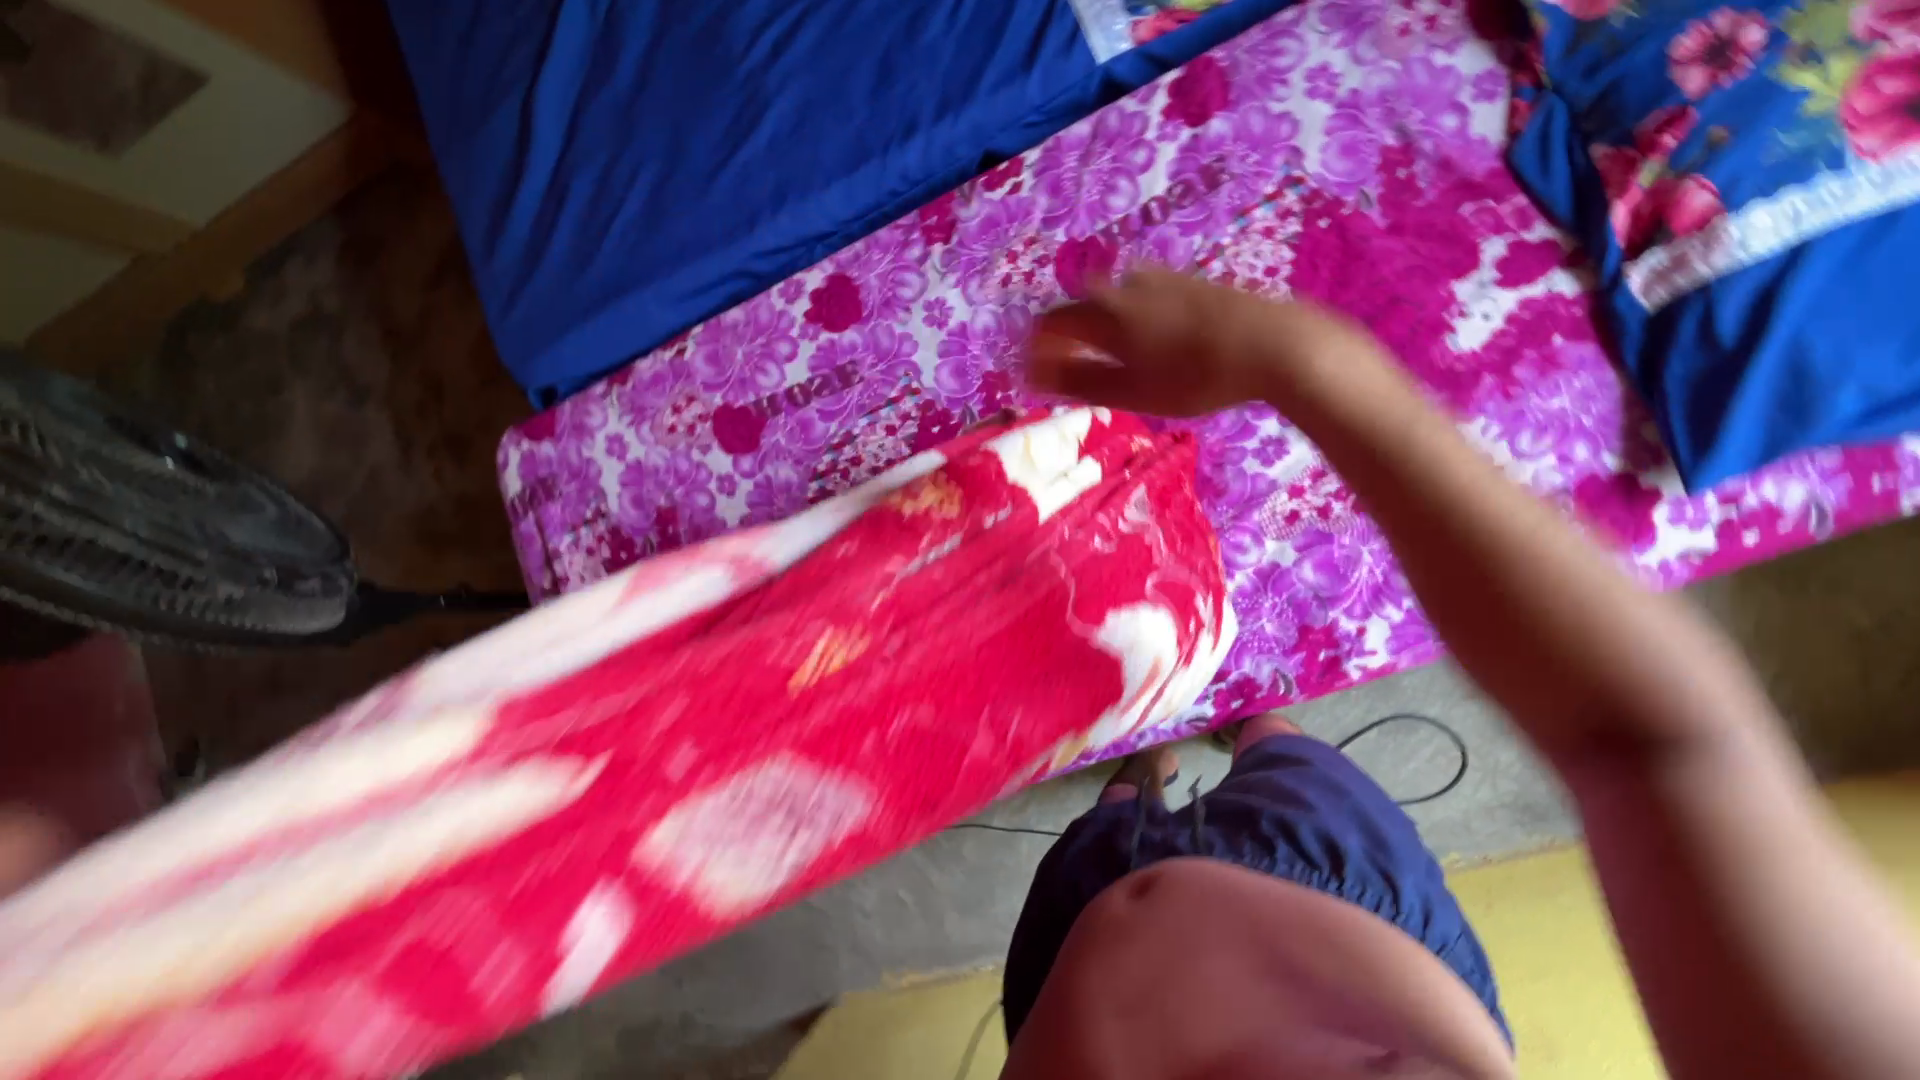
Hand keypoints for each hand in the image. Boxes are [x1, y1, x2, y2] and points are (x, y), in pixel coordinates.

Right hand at [1024, 269, 1376, 417]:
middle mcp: (1125, 284)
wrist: (1272, 343)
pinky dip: (1133, 320)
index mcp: (1104, 310)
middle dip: (1069, 339)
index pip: (1051, 323)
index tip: (1034, 376)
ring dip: (1102, 328)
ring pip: (1114, 300)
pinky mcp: (1190, 282)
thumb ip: (1078, 381)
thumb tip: (1033, 376)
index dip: (1035, 349)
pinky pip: (1143, 298)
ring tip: (1114, 363)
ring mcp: (1161, 278)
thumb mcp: (1131, 391)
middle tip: (1073, 372)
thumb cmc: (1194, 376)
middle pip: (1081, 307)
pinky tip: (1154, 344)